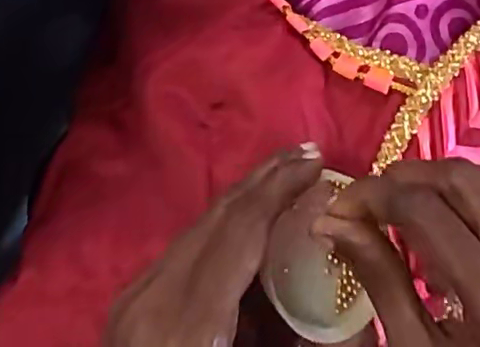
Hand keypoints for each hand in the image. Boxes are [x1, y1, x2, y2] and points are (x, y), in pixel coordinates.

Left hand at [104, 143, 325, 346]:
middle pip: (217, 216)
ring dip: (247, 199)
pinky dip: (225, 231)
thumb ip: (296, 345)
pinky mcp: (130, 300)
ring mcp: (134, 294)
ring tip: (288, 177)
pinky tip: (252, 225)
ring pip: (200, 226)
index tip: (317, 161)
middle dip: (265, 178)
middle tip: (310, 153)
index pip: (238, 230)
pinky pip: (187, 250)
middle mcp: (151, 294)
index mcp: (183, 322)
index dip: (279, 187)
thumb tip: (349, 314)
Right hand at [312, 159, 479, 346]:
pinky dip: (461, 208)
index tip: (338, 206)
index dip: (373, 195)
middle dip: (407, 178)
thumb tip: (330, 220)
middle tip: (369, 201)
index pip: (426, 211)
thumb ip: (379, 279)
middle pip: (464, 180)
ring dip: (434, 186)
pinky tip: (434, 239)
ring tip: (397, 213)